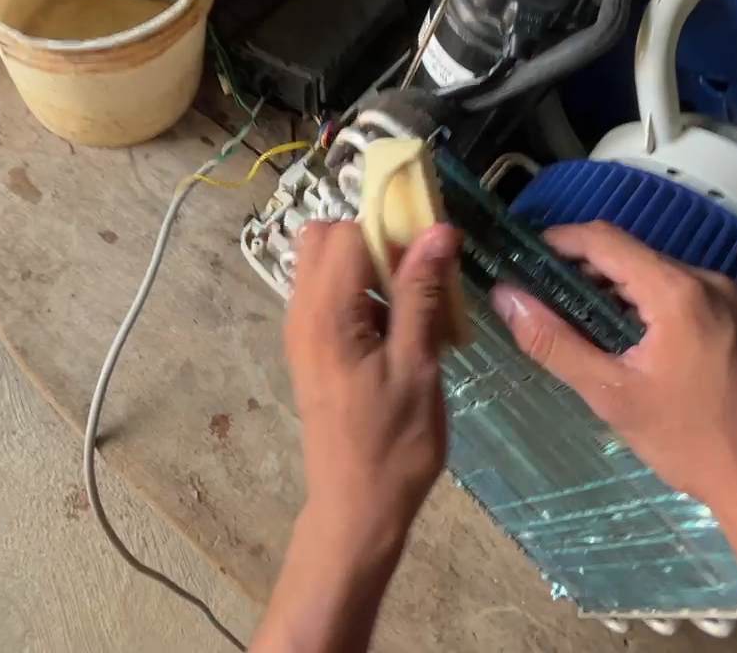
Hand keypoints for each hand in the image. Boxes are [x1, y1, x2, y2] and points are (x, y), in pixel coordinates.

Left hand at [283, 220, 457, 558]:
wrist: (354, 506)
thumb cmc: (392, 443)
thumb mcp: (416, 366)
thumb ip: (421, 293)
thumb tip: (437, 230)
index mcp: (326, 311)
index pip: (347, 232)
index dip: (390, 229)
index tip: (430, 251)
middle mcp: (301, 309)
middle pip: (324, 236)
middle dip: (372, 239)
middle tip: (416, 275)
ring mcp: (300, 326)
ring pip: (322, 261)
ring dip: (366, 264)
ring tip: (409, 304)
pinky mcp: (307, 342)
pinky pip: (325, 290)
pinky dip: (358, 289)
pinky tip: (393, 327)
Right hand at [488, 221, 736, 512]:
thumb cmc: (695, 442)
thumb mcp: (613, 395)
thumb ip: (554, 342)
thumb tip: (504, 298)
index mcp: (678, 290)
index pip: (602, 239)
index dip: (555, 241)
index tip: (520, 259)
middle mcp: (706, 283)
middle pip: (626, 254)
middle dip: (576, 268)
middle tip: (536, 295)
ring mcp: (727, 303)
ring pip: (649, 275)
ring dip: (605, 288)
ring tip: (568, 321)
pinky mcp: (736, 325)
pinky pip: (673, 295)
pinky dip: (636, 304)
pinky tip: (617, 341)